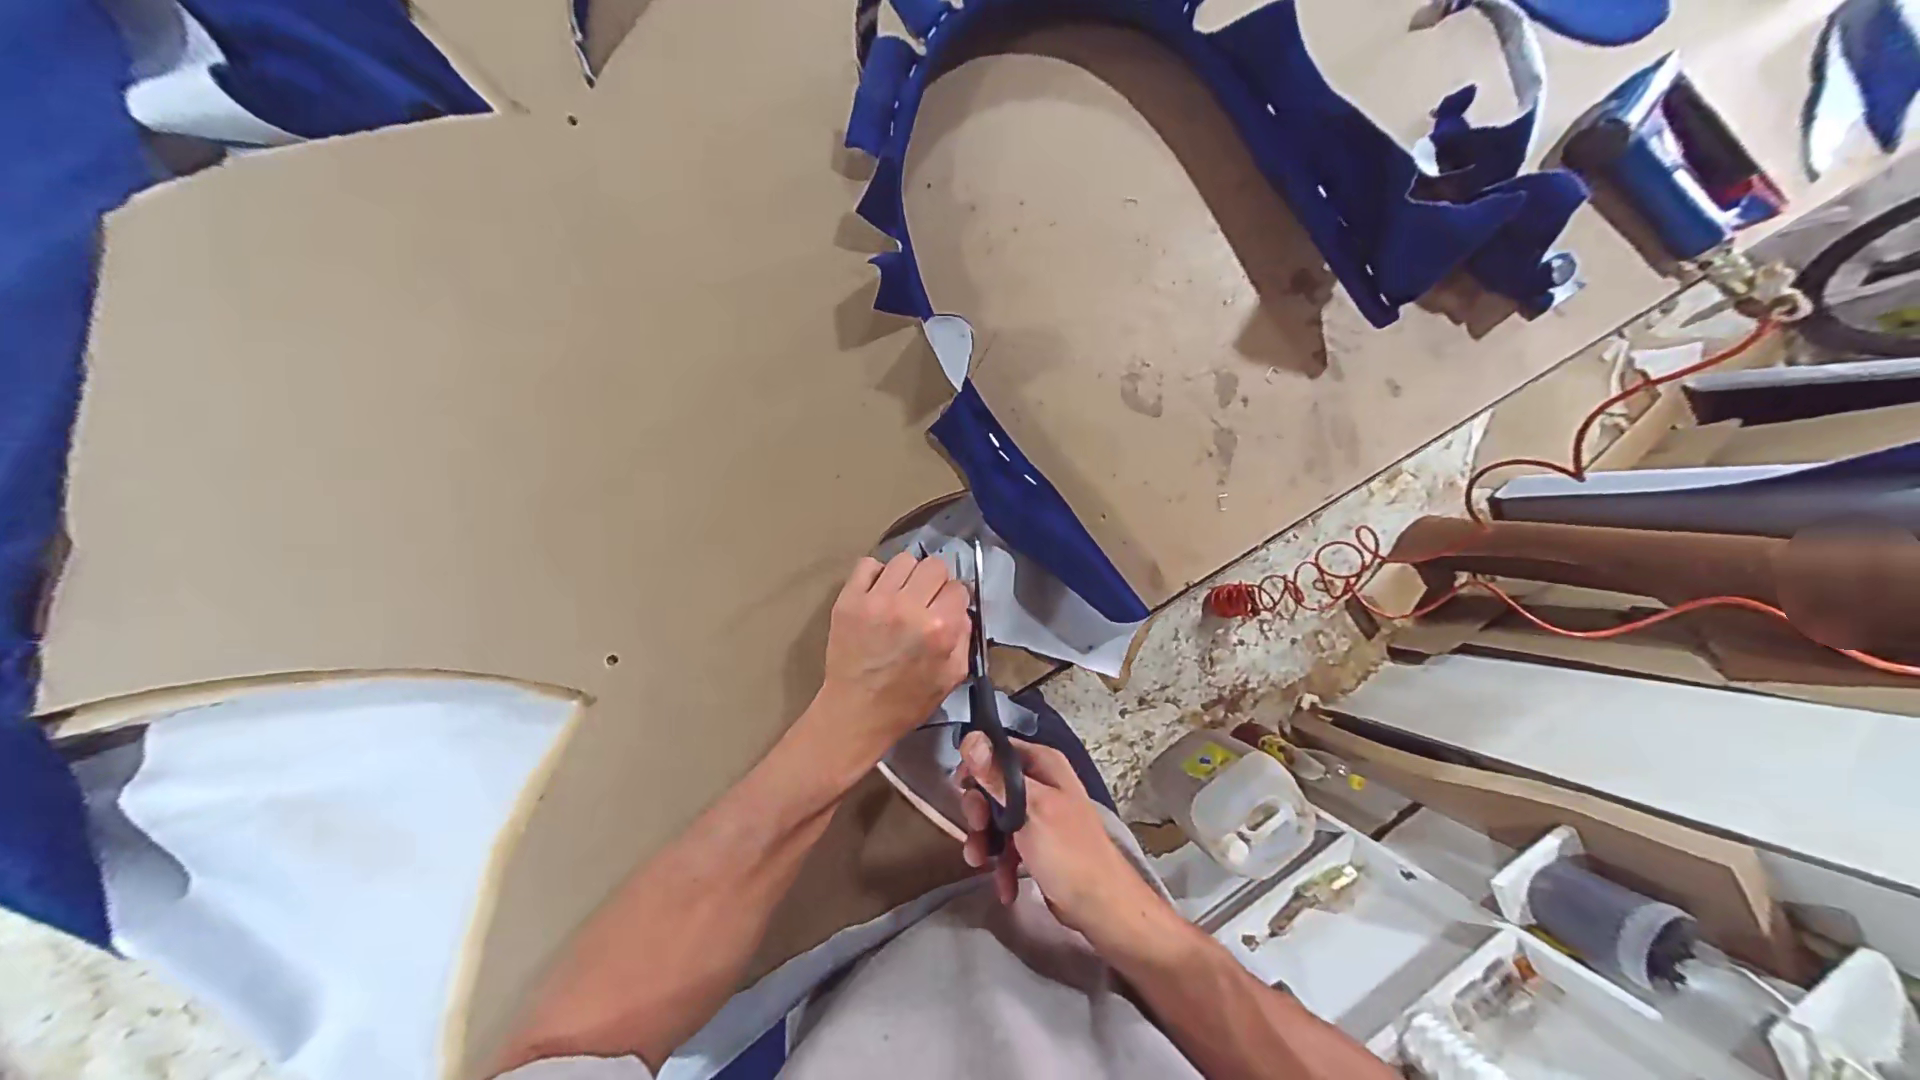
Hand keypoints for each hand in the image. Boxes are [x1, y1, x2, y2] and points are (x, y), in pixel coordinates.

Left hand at [812, 553, 969, 755]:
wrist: (857, 712)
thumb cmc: (908, 700)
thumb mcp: (953, 675)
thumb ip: (964, 636)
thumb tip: (960, 607)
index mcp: (939, 628)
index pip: (958, 587)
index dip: (954, 598)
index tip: (946, 608)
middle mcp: (909, 607)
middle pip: (934, 565)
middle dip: (935, 581)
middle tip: (926, 599)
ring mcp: (876, 601)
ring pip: (903, 559)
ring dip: (907, 575)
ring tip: (901, 594)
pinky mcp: (849, 600)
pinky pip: (867, 564)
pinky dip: (876, 574)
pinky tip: (878, 593)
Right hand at [957, 731, 1172, 946]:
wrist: (1101, 907)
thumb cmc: (1068, 851)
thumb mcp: (1029, 808)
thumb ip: (997, 776)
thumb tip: (971, 737)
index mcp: (1043, 764)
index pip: (999, 750)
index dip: (976, 766)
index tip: (961, 786)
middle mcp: (1041, 784)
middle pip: (992, 786)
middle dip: (979, 812)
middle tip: (976, 829)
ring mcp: (1039, 816)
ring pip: (996, 819)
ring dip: (984, 842)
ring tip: (980, 863)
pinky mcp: (1036, 845)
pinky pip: (1007, 846)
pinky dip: (1001, 864)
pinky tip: (1005, 884)